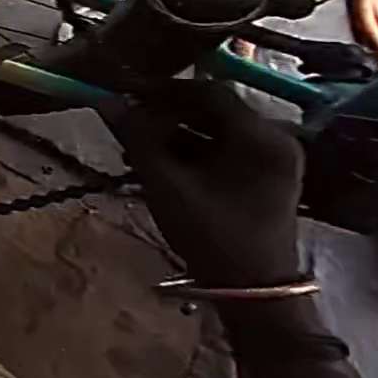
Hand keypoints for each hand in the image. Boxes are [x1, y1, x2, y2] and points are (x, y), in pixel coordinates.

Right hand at [102, 79, 305, 285]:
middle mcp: (273, 140)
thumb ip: (135, 135)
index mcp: (260, 137)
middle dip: (164, 111)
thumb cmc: (211, 233)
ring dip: (171, 130)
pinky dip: (187, 147)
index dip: (162, 88)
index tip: (125, 91)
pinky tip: (155, 158)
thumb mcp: (165, 181)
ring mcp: (271, 158)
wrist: (252, 290)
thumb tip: (104, 98)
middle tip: (124, 118)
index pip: (207, 91)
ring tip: (134, 143)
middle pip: (210, 108)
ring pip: (211, 127)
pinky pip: (219, 146)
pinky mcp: (261, 174)